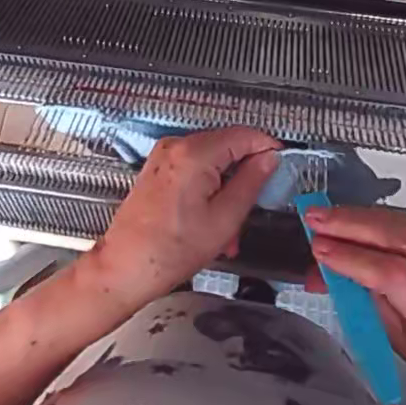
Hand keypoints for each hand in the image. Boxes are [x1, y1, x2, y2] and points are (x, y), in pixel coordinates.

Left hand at [76, 126, 280, 314]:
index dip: (267, 149)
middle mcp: (176, 147)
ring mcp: (164, 157)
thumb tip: (269, 159)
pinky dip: (209, 191)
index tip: (281, 165)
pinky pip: (195, 170)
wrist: (124, 268)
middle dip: (244, 176)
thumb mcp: (225, 218)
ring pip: (213, 162)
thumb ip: (251, 182)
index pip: (244, 135)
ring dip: (227, 189)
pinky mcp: (159, 170)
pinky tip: (211, 222)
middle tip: (254, 206)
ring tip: (229, 228)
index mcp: (194, 154)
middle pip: (228, 147)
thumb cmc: (167, 250)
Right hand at [304, 207, 405, 388]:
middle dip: (352, 225)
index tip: (319, 249)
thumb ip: (359, 297)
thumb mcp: (388, 334)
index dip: (353, 257)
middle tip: (316, 219)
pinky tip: (349, 217)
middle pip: (400, 238)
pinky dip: (374, 218)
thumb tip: (320, 271)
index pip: (394, 274)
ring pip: (403, 223)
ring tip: (325, 216)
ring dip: (359, 216)